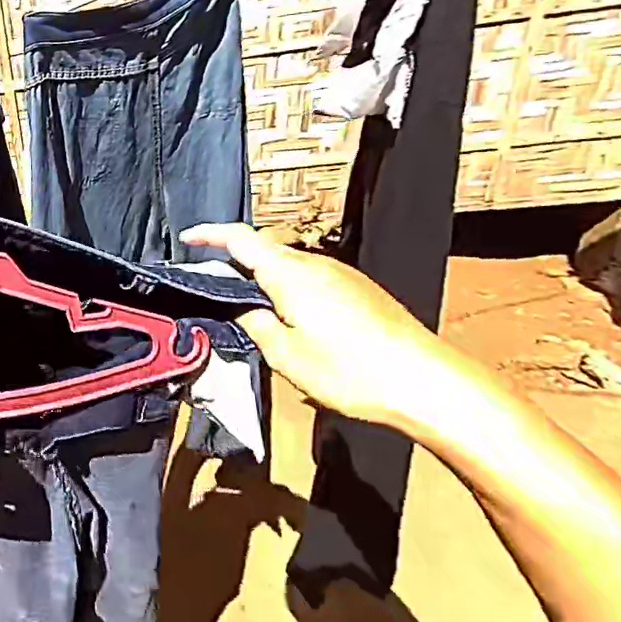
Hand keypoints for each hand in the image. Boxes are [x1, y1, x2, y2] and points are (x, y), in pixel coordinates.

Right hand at [181, 222, 494, 433]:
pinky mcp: (361, 291)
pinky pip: (311, 278)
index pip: (238, 237)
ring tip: (253, 309)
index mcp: (290, 273)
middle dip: (234, 261)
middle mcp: (316, 265)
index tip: (188, 238)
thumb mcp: (285, 354)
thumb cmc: (356, 372)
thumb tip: (241, 309)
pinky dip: (289, 288)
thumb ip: (253, 323)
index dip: (208, 234)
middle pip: (263, 249)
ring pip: (288, 265)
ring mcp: (342, 276)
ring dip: (263, 278)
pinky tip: (293, 320)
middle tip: (214, 286)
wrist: (432, 387)